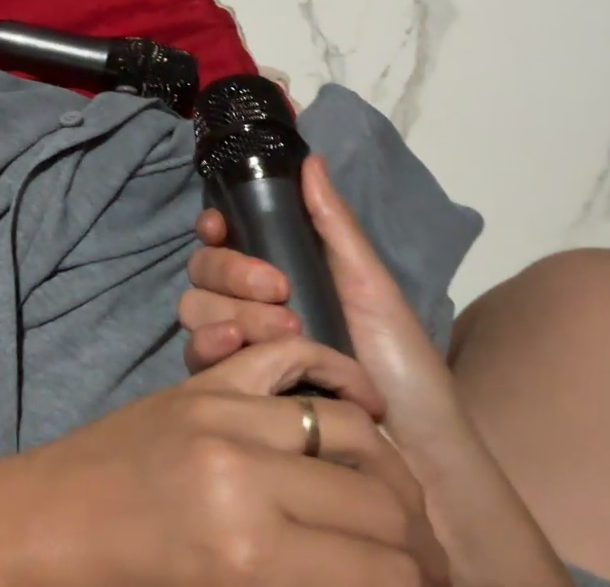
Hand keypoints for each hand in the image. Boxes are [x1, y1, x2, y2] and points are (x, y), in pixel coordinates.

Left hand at [7, 336, 448, 586]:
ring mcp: (223, 414)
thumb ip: (308, 581)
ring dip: (392, 466)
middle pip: (376, 503)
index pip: (379, 572)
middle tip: (425, 559)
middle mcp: (245, 475)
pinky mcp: (204, 383)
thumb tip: (375, 578)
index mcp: (250, 555)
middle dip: (417, 541)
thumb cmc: (129, 579)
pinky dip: (333, 371)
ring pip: (350, 427)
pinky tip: (363, 402)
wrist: (48, 521)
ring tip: (401, 496)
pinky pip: (285, 357)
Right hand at [177, 157, 572, 586]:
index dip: (215, 226)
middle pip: (202, 271)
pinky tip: (232, 353)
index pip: (226, 240)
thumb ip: (333, 224)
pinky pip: (194, 358)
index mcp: (280, 276)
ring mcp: (237, 352)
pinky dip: (208, 346)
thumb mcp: (370, 285)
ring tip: (281, 334)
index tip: (222, 223)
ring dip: (230, 312)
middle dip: (231, 272)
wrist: (414, 452)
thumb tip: (309, 158)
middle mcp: (250, 308)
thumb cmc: (401, 364)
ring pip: (195, 309)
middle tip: (278, 290)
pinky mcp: (229, 393)